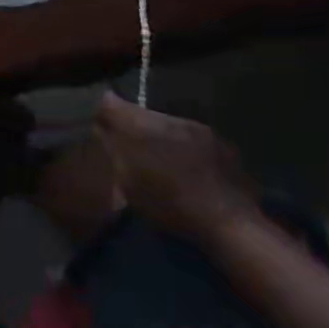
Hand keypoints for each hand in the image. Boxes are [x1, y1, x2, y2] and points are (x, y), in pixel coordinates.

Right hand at [93, 92, 259, 242]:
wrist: (232, 225)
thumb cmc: (170, 206)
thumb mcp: (127, 182)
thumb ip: (110, 149)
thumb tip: (98, 127)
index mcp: (140, 126)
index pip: (109, 102)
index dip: (100, 111)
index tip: (96, 123)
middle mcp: (168, 118)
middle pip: (138, 112)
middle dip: (130, 124)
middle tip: (128, 147)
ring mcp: (197, 128)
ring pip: (165, 122)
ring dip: (157, 134)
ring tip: (159, 158)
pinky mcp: (220, 142)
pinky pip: (189, 134)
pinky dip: (181, 144)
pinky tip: (186, 167)